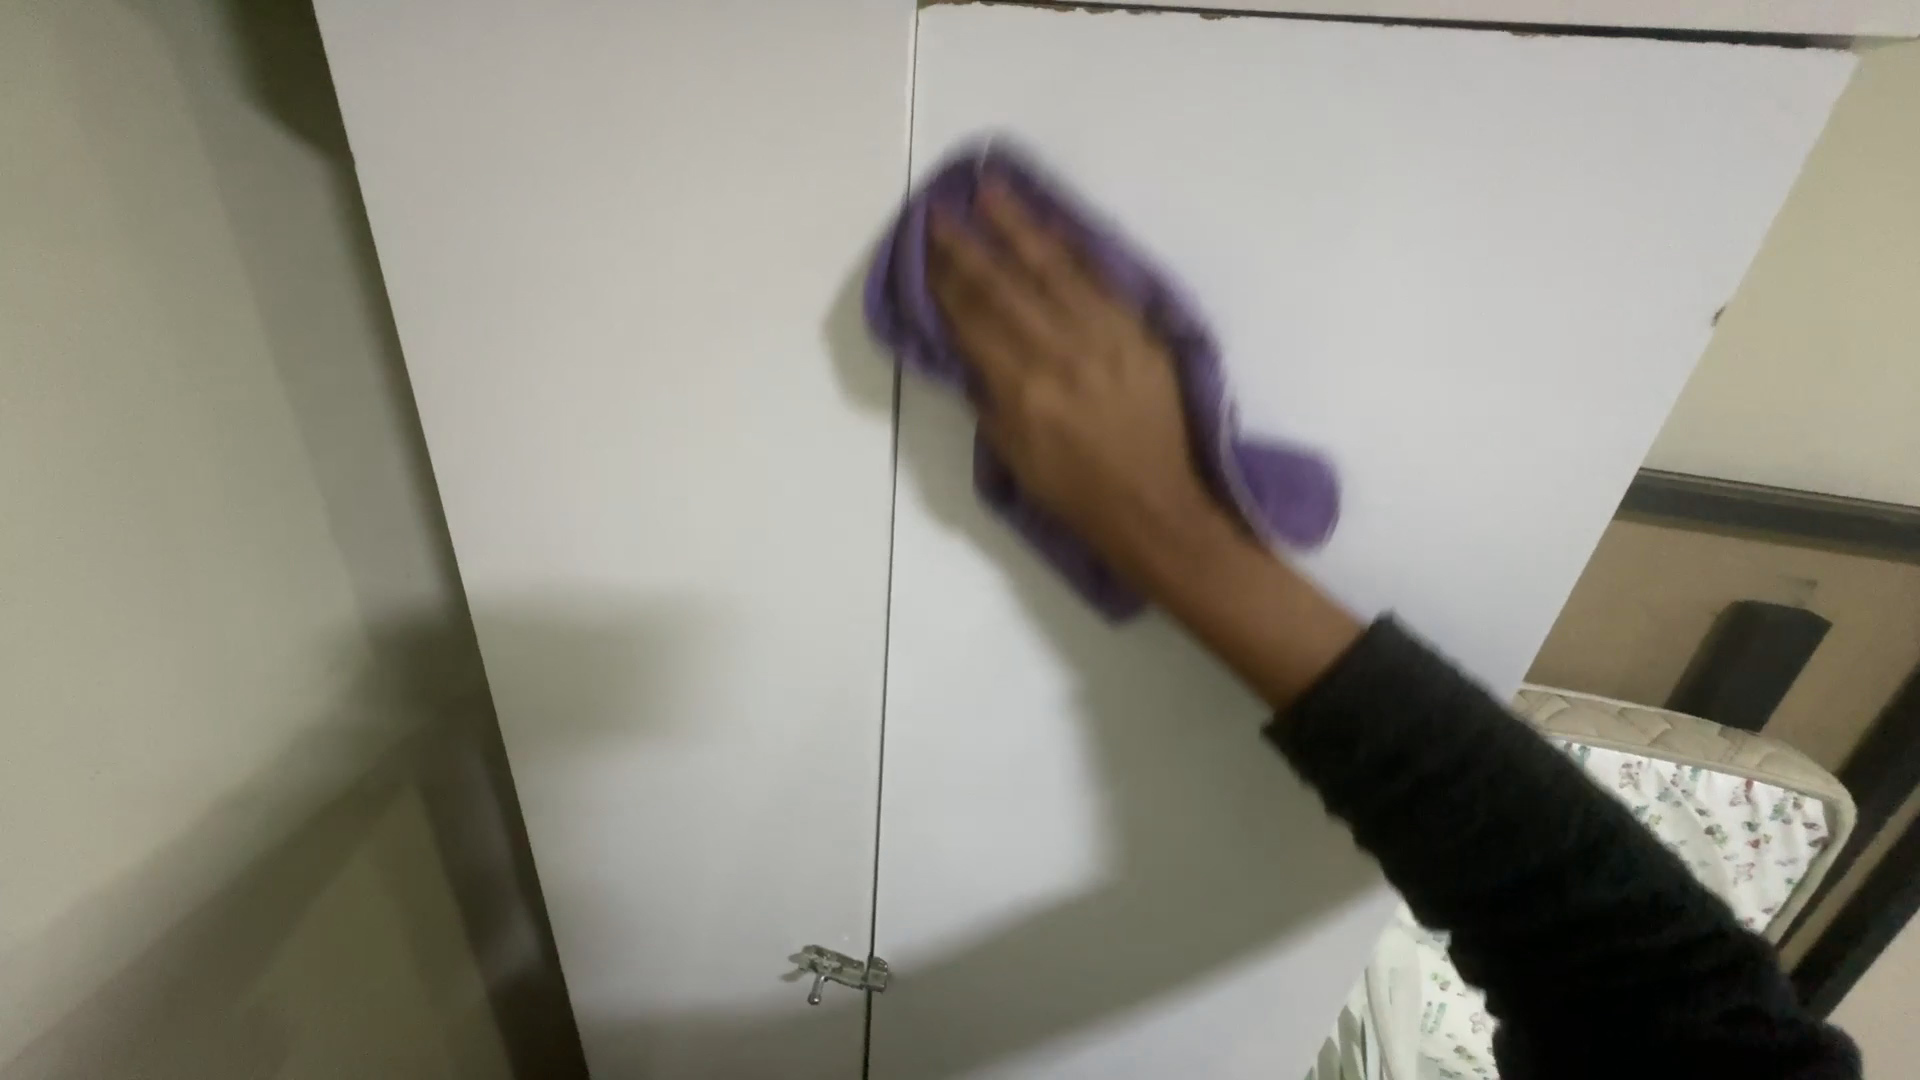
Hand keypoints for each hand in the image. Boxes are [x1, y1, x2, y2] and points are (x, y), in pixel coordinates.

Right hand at [930, 179, 1358, 702]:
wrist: (1155, 505)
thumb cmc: (1077, 495)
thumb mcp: (1016, 460)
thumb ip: (991, 402)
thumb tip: (972, 356)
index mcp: (1023, 391)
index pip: (974, 323)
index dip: (946, 285)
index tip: (925, 253)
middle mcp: (1058, 353)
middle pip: (1004, 287)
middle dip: (968, 247)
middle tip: (941, 211)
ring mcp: (1104, 337)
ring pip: (1052, 269)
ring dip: (1017, 228)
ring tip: (990, 191)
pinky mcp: (1138, 333)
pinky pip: (1099, 279)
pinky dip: (1071, 248)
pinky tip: (1050, 225)